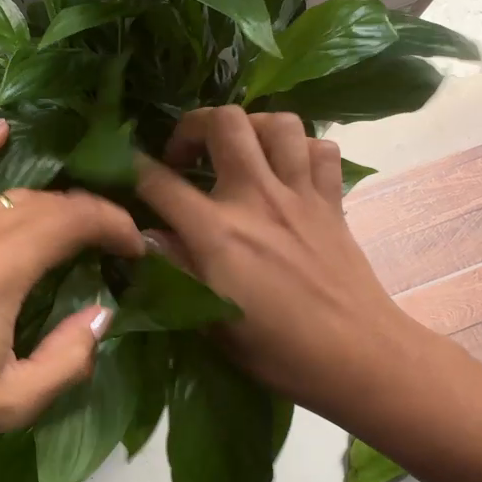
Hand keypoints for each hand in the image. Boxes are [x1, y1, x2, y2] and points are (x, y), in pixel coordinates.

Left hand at [0, 119, 145, 459]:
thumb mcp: (17, 399)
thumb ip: (70, 358)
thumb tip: (102, 313)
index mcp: (0, 271)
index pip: (74, 222)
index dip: (115, 226)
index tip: (136, 250)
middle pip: (49, 204)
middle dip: (93, 216)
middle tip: (117, 245)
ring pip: (14, 195)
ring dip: (54, 203)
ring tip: (81, 223)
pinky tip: (0, 128)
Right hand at [133, 106, 427, 417]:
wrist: (360, 358)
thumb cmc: (279, 352)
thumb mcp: (211, 322)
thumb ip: (176, 270)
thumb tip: (145, 237)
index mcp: (218, 233)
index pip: (161, 183)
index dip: (132, 169)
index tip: (122, 171)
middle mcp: (257, 198)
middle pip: (223, 122)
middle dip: (192, 125)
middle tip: (183, 155)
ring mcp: (300, 195)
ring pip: (277, 123)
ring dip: (250, 127)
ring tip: (237, 151)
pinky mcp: (333, 202)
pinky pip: (321, 149)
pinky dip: (302, 149)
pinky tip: (288, 170)